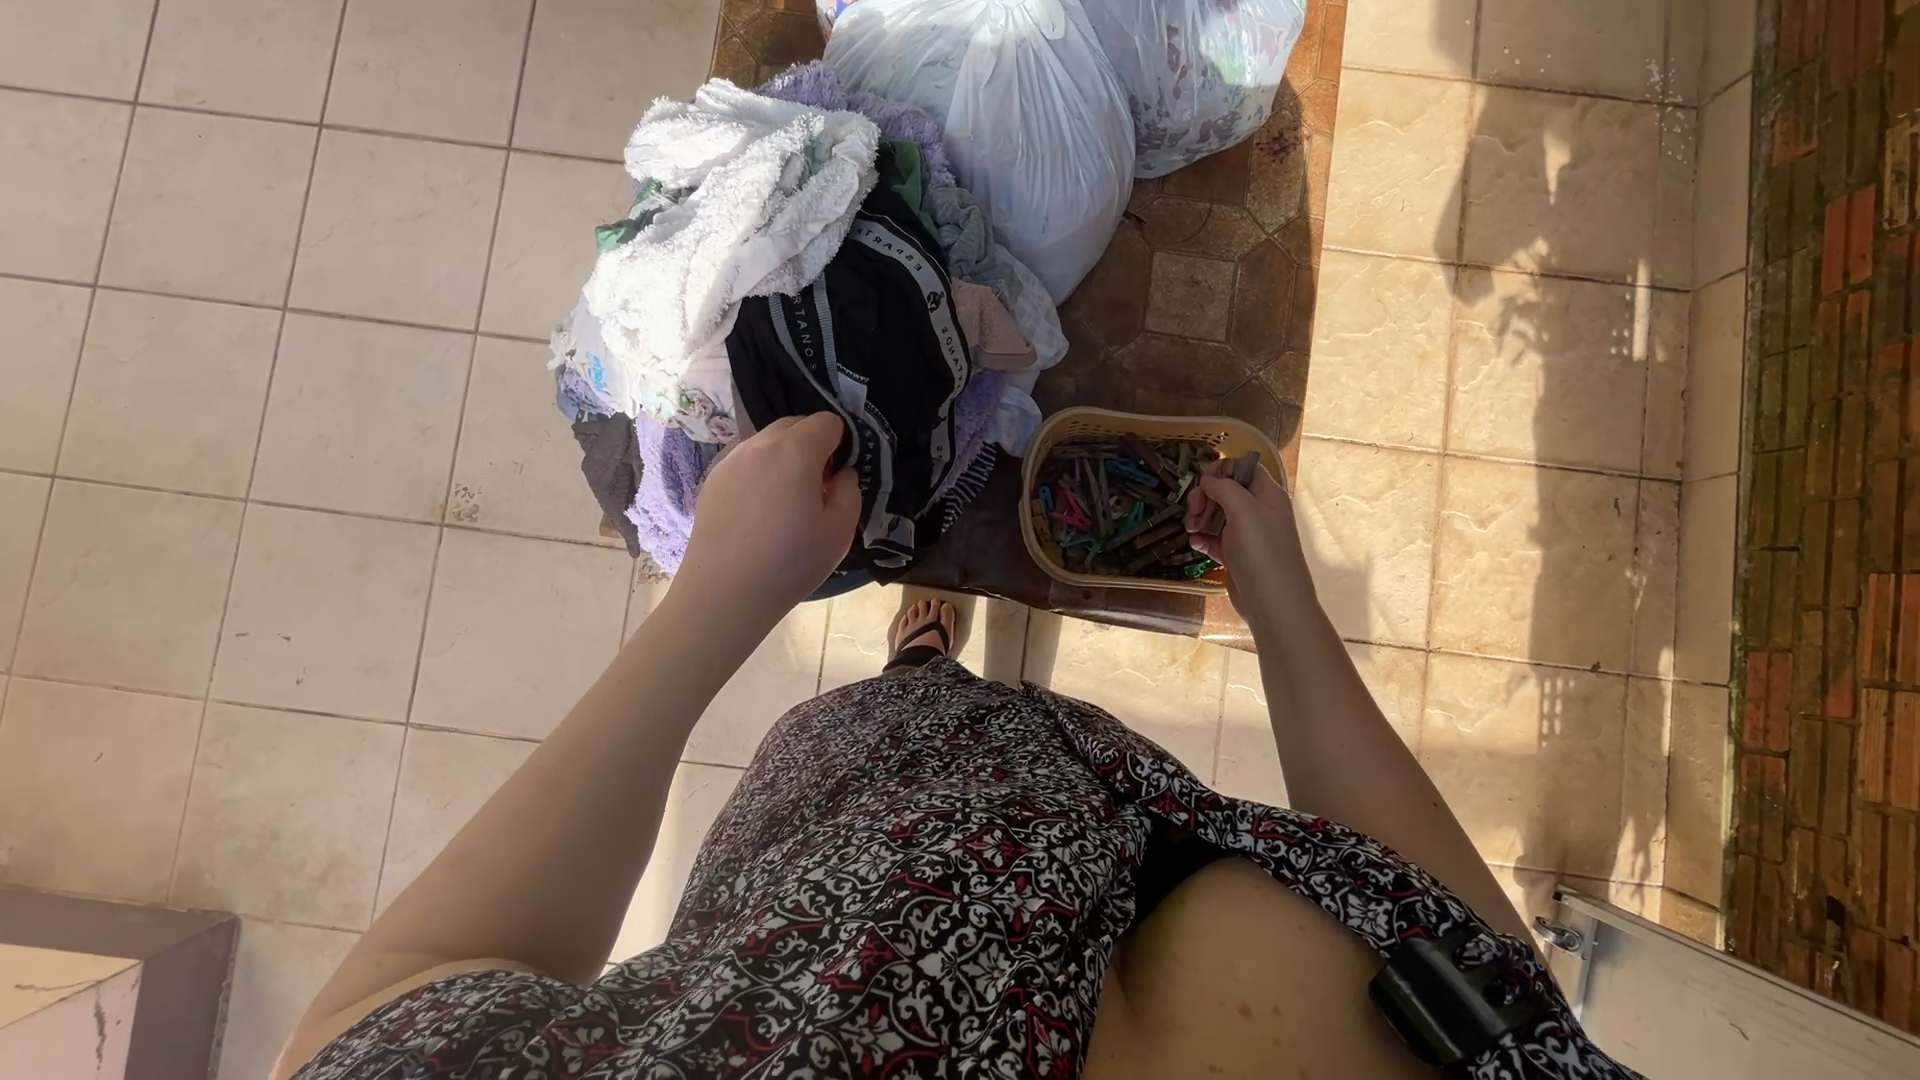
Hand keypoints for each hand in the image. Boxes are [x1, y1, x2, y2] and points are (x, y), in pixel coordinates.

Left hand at [674, 413, 861, 625]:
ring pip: (767, 441)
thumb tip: (841, 473)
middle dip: (812, 444)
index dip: (841, 443)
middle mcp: (759, 445)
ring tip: (786, 499)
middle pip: (794, 424)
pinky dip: (760, 471)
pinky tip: (760, 510)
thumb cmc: (790, 562)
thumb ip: (850, 490)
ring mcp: (730, 459)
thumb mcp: (840, 530)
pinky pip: (745, 461)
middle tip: (816, 486)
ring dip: (784, 457)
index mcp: (795, 451)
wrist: (725, 591)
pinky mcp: (712, 479)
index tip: (839, 474)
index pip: (827, 421)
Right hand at [1183, 458, 1309, 630]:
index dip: (1219, 472)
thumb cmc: (1262, 553)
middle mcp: (1257, 510)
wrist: (1273, 603)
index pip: (1242, 468)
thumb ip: (1224, 488)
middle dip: (1204, 497)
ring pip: (1215, 513)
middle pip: (1224, 490)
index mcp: (1266, 494)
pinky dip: (1202, 538)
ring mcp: (1246, 534)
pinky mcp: (1235, 554)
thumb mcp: (1244, 511)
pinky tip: (1197, 546)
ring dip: (1199, 517)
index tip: (1202, 486)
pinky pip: (1213, 537)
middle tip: (1193, 512)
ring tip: (1192, 531)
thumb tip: (1208, 479)